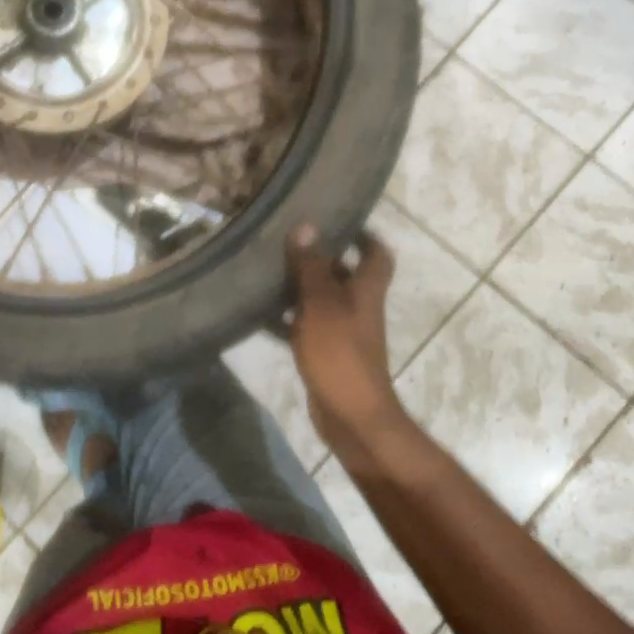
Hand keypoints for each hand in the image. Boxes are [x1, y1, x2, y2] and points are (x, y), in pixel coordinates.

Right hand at [286, 225, 407, 456]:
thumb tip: (306, 226)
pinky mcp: (324, 352)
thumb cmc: (340, 354)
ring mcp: (341, 331)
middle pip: (342, 274)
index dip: (364, 236)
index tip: (338, 218)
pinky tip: (257, 313)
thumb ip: (311, 267)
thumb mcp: (321, 305)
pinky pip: (303, 325)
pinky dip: (285, 318)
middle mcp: (357, 307)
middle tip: (284, 240)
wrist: (351, 415)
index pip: (376, 255)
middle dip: (318, 257)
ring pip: (319, 299)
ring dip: (297, 286)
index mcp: (365, 291)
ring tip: (263, 269)